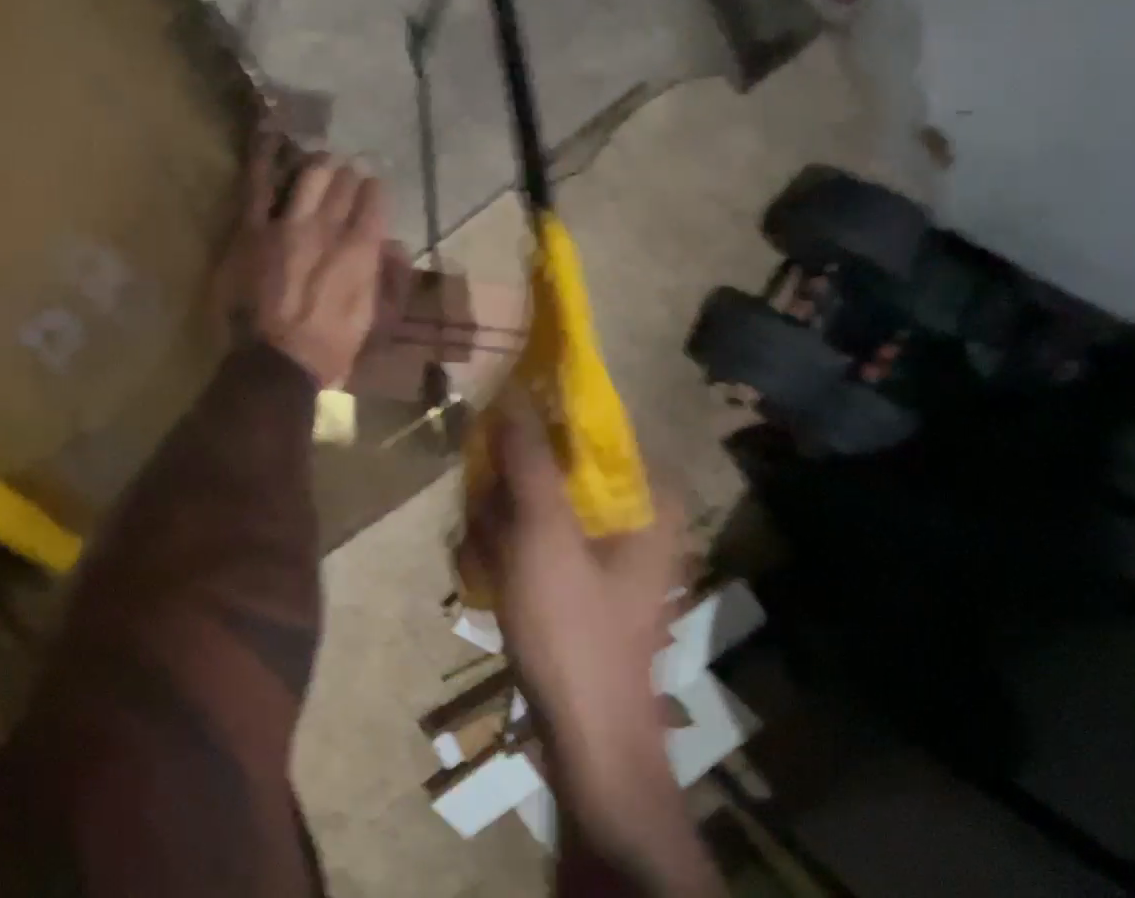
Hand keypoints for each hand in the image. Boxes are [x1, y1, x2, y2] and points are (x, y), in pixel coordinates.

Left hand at [226, 129, 388, 386]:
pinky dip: (265, 158)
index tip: (372, 191)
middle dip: (348, 175)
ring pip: (309, 174)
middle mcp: (329, 227)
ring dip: (318, 163)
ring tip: (320, 161)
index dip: (374, 192)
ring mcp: (288, 224)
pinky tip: (269, 136)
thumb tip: (395, 247)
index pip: (375, 201)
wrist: (276, 363)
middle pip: (344, 182)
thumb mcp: (375, 321)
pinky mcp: (252, 230)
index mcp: (362, 249)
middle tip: (346, 175)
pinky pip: (258, 185)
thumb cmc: (330, 350)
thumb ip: (389, 279)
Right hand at [463, 407, 704, 880]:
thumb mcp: (544, 537)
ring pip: (543, 509)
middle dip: (511, 491)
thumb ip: (530, 464)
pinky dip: (510, 553)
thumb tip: (512, 398)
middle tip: (485, 517)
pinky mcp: (589, 587)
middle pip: (561, 472)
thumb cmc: (573, 629)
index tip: (496, 441)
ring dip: (502, 524)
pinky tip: (489, 576)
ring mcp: (614, 558)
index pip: (594, 434)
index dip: (539, 428)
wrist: (590, 736)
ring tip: (484, 555)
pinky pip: (540, 545)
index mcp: (650, 502)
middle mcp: (640, 522)